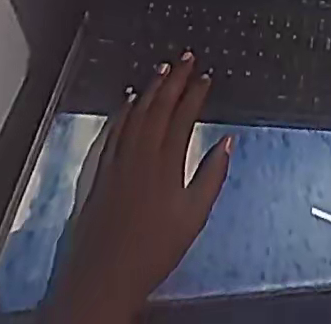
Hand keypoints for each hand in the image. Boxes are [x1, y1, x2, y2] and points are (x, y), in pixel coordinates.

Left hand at [45, 53, 231, 323]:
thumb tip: (228, 141)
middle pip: (160, 106)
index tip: (206, 76)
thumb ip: (212, 176)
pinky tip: (130, 98)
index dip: (195, 93)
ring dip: (151, 87)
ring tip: (163, 68)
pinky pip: (115, 128)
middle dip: (175, 79)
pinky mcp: (102, 166)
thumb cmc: (156, 248)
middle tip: (187, 57)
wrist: (105, 275)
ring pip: (136, 112)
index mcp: (167, 162)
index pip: (183, 116)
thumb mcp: (194, 216)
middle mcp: (142, 152)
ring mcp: (119, 157)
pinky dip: (125, 109)